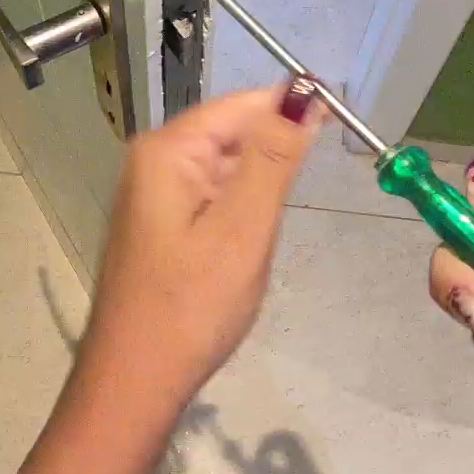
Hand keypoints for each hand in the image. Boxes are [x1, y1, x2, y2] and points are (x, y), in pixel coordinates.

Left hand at [80, 84, 320, 402]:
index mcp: (167, 150)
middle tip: (276, 220)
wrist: (135, 382)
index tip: (337, 133)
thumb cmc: (191, 306)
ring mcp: (152, 194)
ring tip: (253, 246)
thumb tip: (302, 91)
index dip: (290, 111)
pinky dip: (236, 218)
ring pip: (226, 171)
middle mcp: (152, 161)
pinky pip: (211, 200)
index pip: (241, 105)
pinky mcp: (159, 224)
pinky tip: (237, 256)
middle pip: (231, 135)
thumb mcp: (244, 227)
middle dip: (270, 165)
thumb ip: (274, 156)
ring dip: (255, 197)